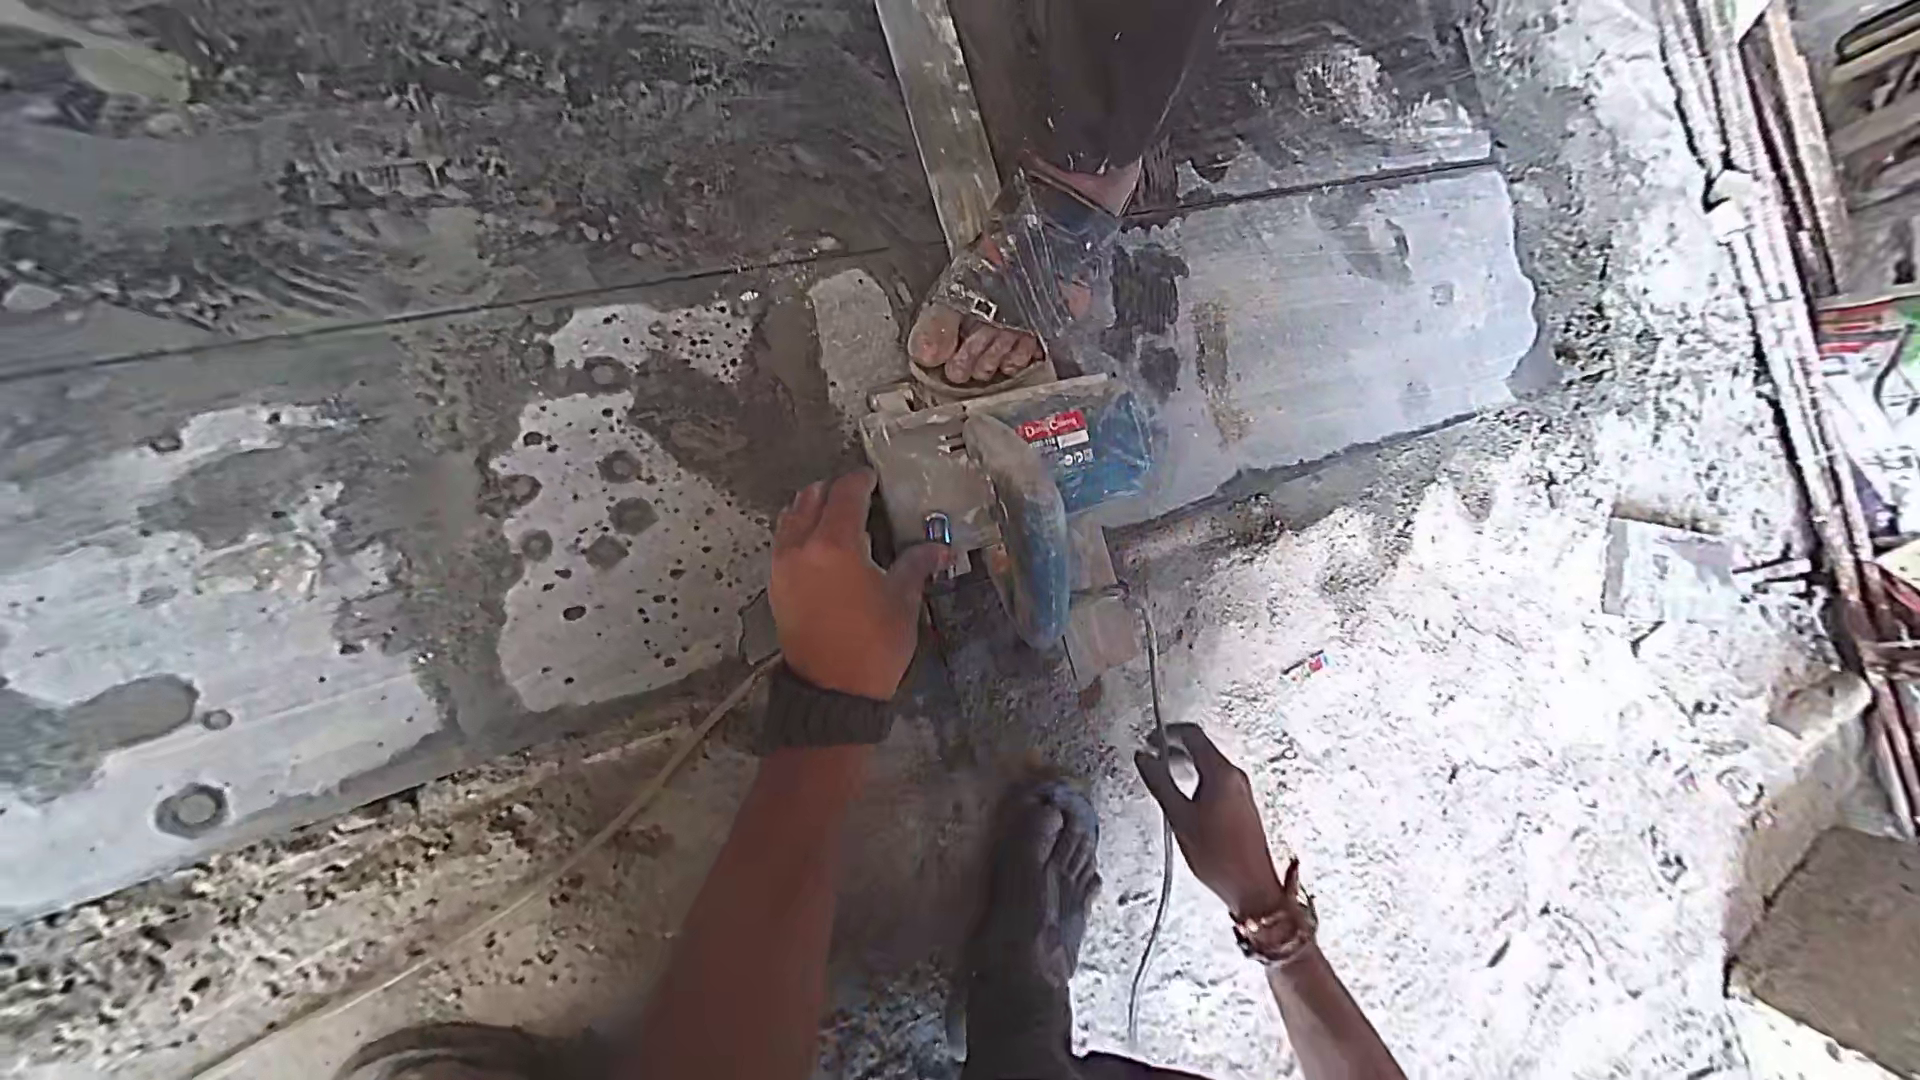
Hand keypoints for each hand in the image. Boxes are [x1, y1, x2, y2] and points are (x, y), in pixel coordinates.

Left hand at [771, 470, 949, 700]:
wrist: (832, 691)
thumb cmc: (873, 645)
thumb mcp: (902, 601)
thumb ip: (916, 565)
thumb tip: (939, 549)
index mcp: (835, 545)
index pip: (846, 494)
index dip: (861, 480)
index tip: (872, 478)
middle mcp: (801, 547)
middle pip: (812, 497)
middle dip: (835, 490)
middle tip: (859, 495)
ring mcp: (783, 566)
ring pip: (792, 516)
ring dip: (813, 506)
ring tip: (838, 515)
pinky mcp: (776, 584)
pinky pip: (784, 540)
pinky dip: (800, 529)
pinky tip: (821, 543)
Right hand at [1135, 723, 1288, 917]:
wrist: (1253, 890)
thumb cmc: (1219, 856)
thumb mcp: (1179, 816)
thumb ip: (1159, 782)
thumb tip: (1144, 759)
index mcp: (1221, 773)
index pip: (1193, 735)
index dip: (1168, 732)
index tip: (1152, 737)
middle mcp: (1235, 777)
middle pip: (1201, 747)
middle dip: (1174, 747)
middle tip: (1153, 753)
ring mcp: (1241, 791)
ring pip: (1208, 764)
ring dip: (1184, 763)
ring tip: (1163, 774)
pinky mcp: (1242, 805)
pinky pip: (1216, 779)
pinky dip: (1197, 777)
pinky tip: (1183, 795)